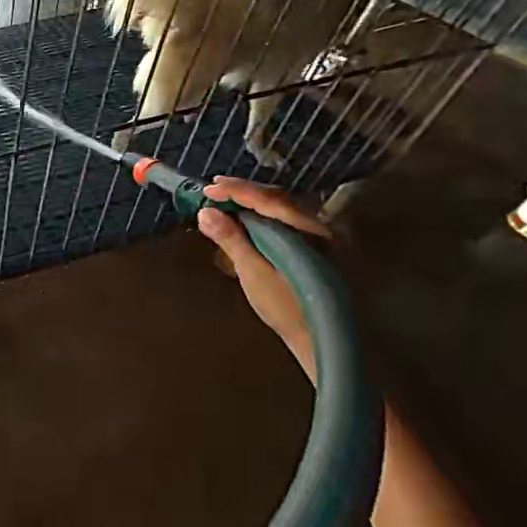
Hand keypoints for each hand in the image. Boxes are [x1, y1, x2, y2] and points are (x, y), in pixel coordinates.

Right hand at [195, 176, 330, 378]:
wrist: (320, 338)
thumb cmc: (288, 309)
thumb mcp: (254, 273)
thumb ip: (232, 239)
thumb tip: (206, 212)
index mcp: (308, 231)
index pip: (268, 200)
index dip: (237, 191)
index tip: (209, 189)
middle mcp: (317, 225)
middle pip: (275, 199)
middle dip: (242, 192)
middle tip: (213, 188)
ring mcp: (318, 235)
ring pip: (280, 208)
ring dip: (250, 202)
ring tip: (223, 201)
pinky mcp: (312, 245)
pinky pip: (283, 220)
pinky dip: (260, 216)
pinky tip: (245, 219)